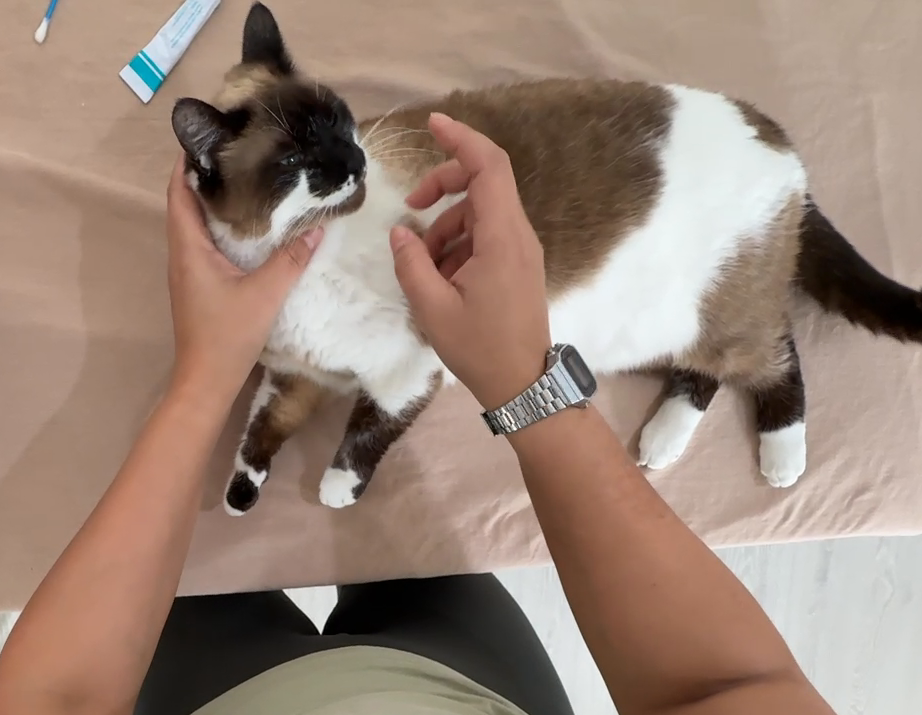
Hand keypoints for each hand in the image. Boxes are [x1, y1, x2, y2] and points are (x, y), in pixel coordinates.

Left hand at [165, 156, 320, 402]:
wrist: (205, 382)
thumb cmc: (227, 337)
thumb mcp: (264, 296)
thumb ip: (290, 261)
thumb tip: (318, 226)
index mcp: (188, 248)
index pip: (179, 190)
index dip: (189, 159)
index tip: (212, 133)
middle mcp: (182, 255)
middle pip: (186, 202)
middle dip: (207, 175)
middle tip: (239, 151)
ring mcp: (187, 272)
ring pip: (195, 224)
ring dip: (214, 202)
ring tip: (246, 179)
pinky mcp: (198, 286)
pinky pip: (204, 245)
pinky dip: (220, 227)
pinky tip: (247, 227)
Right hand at [389, 114, 551, 408]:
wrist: (521, 383)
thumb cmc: (479, 348)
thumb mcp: (432, 309)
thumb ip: (412, 265)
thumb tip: (400, 234)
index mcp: (501, 238)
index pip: (488, 166)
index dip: (461, 139)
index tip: (432, 124)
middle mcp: (518, 235)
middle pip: (483, 185)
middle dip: (443, 188)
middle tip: (411, 212)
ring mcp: (521, 252)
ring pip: (479, 216)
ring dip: (445, 230)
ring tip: (423, 270)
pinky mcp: (517, 268)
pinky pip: (485, 240)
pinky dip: (458, 248)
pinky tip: (441, 281)